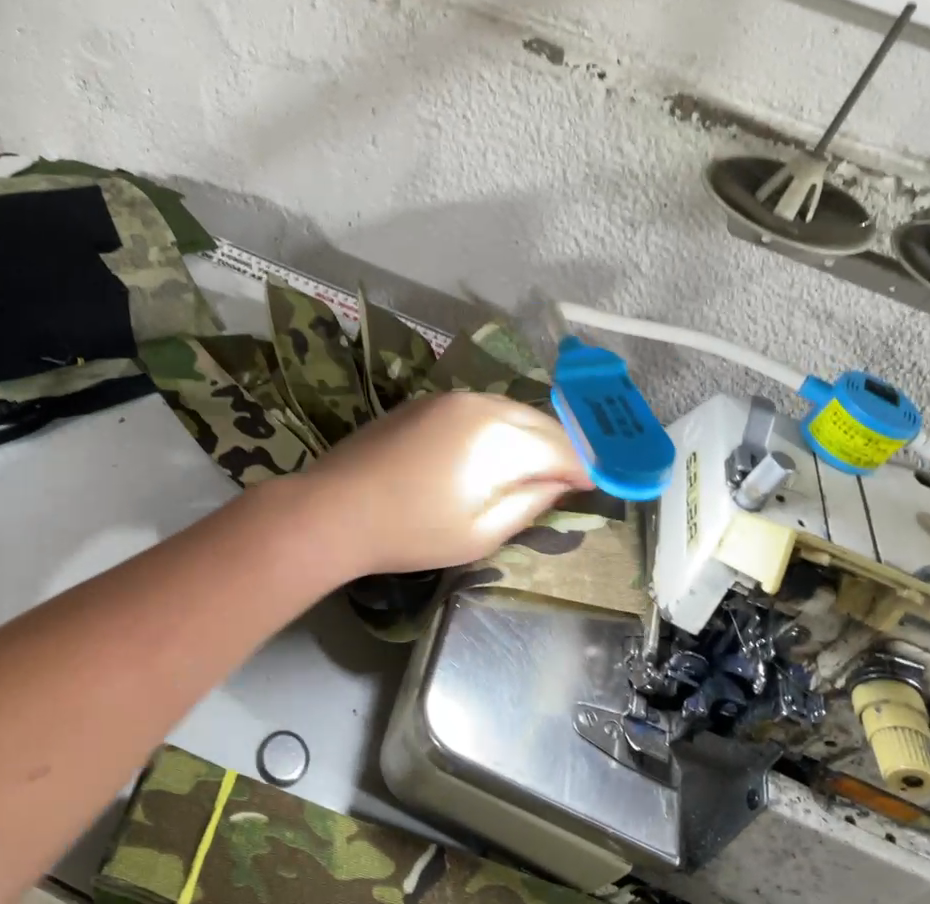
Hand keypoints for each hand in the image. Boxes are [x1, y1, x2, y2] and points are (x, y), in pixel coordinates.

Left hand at [288, 392, 591, 575]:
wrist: (333, 509)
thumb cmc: (411, 531)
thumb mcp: (482, 531)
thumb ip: (531, 502)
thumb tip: (563, 483)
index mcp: (498, 436)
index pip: (560, 447)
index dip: (583, 469)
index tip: (596, 487)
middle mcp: (478, 403)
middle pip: (538, 421)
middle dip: (562, 448)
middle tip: (574, 477)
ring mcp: (447, 398)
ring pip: (508, 409)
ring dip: (530, 435)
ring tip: (538, 465)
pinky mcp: (422, 401)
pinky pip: (478, 408)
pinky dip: (498, 426)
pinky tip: (494, 450)